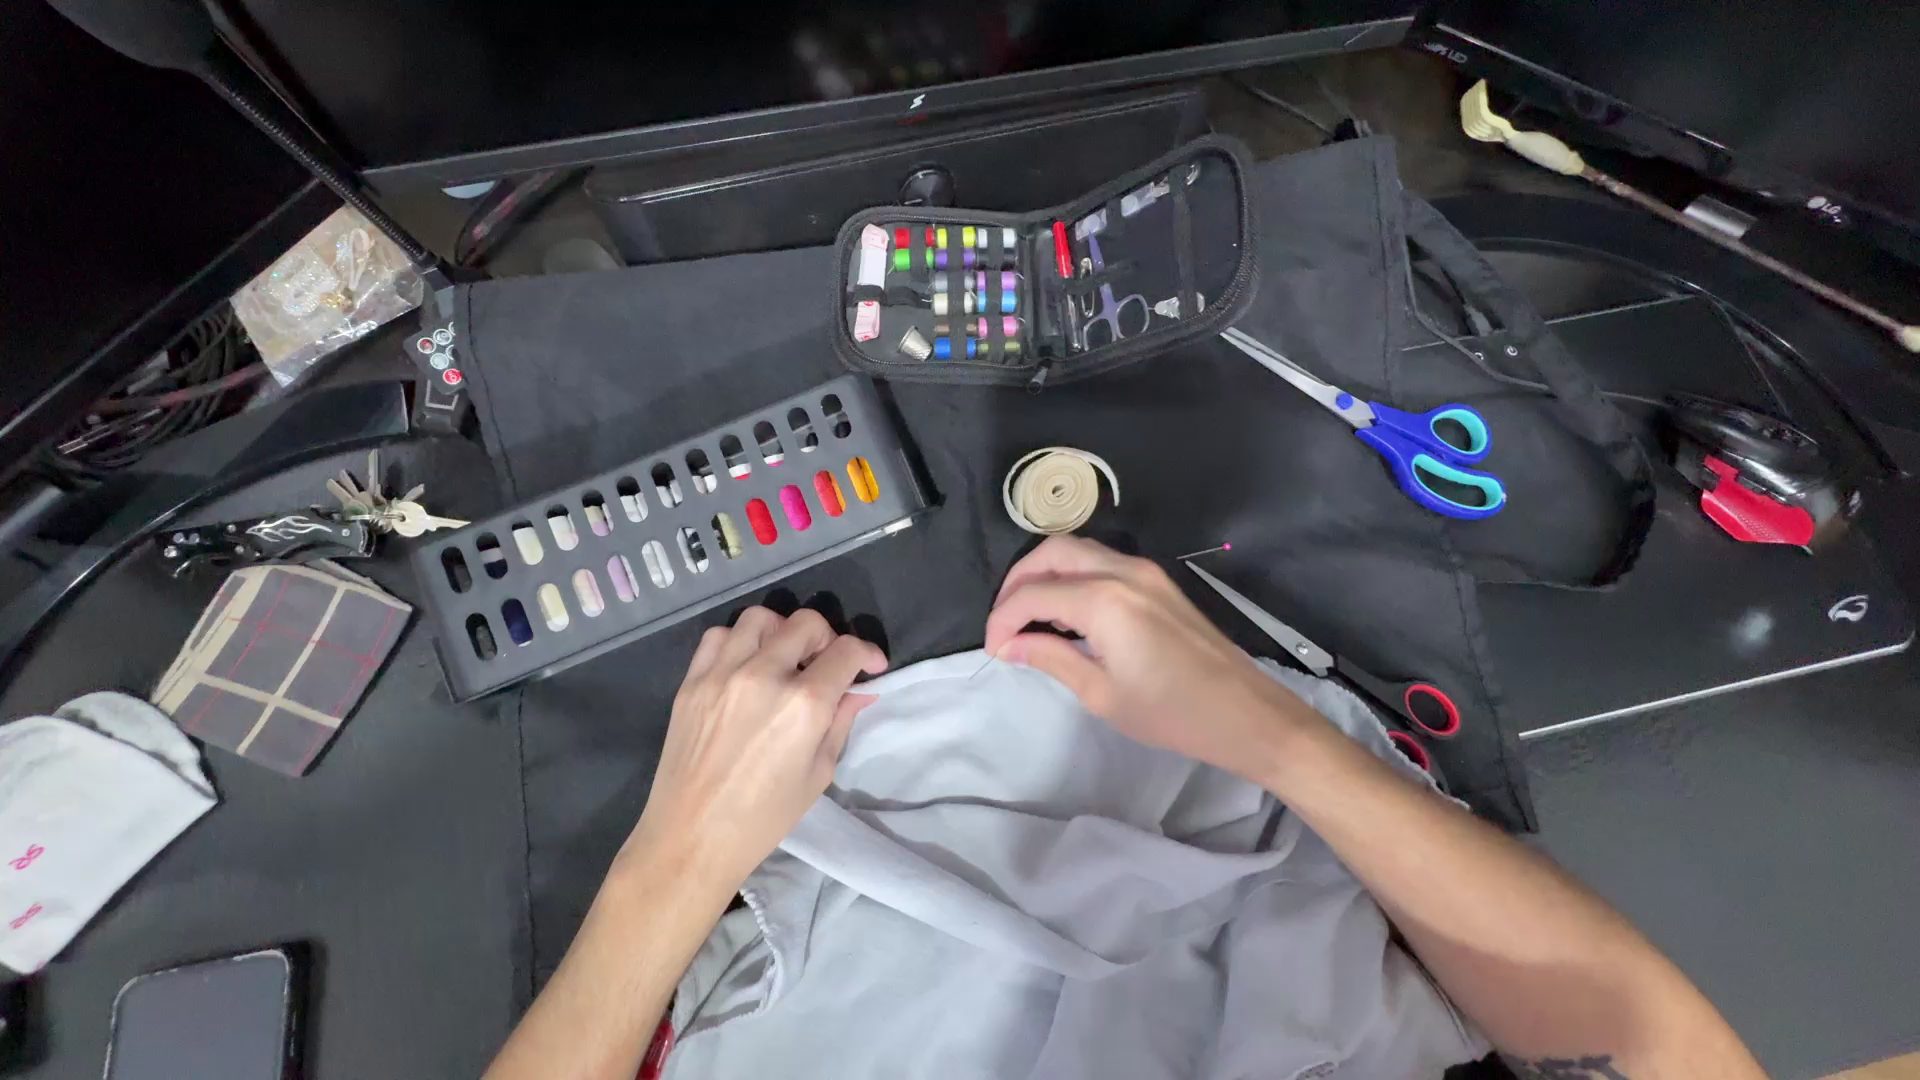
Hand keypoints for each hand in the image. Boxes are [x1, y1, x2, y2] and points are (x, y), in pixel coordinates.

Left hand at [623, 607, 887, 892]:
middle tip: (826, 664)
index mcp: (804, 705)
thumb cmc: (764, 818)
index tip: (871, 666)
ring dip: (782, 631)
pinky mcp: (691, 681)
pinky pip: (718, 636)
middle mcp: (764, 677)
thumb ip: (841, 721)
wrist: (691, 839)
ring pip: (761, 618)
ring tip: (784, 657)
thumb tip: (859, 691)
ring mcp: (722, 674)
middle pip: (807, 624)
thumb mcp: (819, 773)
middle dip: (828, 638)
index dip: (867, 653)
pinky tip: (746, 664)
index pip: (846, 651)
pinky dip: (739, 640)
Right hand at [983, 535, 1321, 781]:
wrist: (1248, 715)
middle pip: (1052, 552)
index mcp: (1106, 600)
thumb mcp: (1102, 694)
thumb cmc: (1173, 714)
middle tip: (1005, 622)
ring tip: (1030, 618)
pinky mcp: (1157, 580)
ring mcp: (1145, 571)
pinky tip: (1067, 614)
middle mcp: (1123, 571)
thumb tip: (1009, 645)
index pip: (1034, 594)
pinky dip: (1072, 577)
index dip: (1003, 620)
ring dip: (1045, 574)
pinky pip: (1101, 562)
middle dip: (1018, 581)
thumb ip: (1051, 657)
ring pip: (1077, 550)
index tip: (993, 650)